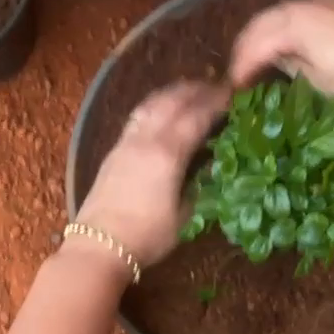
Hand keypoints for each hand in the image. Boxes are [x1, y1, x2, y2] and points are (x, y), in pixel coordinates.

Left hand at [74, 82, 228, 267]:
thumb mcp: (185, 214)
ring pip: (151, 104)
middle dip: (197, 90)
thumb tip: (208, 165)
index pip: (197, 116)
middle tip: (217, 87)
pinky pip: (138, 116)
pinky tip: (161, 112)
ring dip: (173, 93)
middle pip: (173, 101)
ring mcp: (127, 142)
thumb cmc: (147, 236)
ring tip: (190, 92)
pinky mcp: (114, 151)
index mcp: (168, 153)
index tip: (235, 94)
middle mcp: (146, 139)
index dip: (218, 102)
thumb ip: (198, 185)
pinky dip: (155, 106)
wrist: (99, 246)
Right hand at [228, 0, 333, 106]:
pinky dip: (285, 32)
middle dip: (247, 51)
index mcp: (290, 22)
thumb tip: (275, 64)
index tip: (232, 93)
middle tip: (239, 77)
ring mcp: (323, 2)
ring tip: (259, 64)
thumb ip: (288, 69)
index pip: (252, 46)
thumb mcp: (316, 83)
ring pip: (280, 17)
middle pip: (261, 25)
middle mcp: (301, 4)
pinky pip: (299, 16)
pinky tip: (289, 49)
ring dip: (265, 39)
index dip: (239, 71)